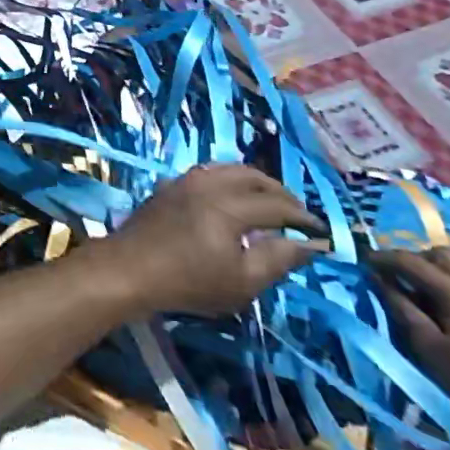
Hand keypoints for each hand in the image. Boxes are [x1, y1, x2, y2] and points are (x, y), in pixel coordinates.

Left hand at [85, 165, 325, 314]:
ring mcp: (184, 181)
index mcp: (229, 206)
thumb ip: (279, 259)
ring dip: (252, 180)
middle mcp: (207, 184)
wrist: (129, 268)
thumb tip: (312, 244)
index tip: (320, 231)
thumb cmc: (188, 281)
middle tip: (297, 212)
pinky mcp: (168, 186)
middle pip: (251, 176)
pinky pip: (206, 171)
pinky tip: (231, 196)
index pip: (277, 205)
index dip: (303, 217)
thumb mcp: (243, 281)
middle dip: (280, 192)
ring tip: (268, 200)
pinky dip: (227, 178)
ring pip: (226, 168)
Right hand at [373, 249, 449, 449]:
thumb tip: (375, 277)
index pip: (413, 261)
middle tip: (395, 276)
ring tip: (420, 293)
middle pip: (444, 256)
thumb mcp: (428, 347)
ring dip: (437, 273)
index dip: (383, 258)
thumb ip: (400, 307)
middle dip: (415, 259)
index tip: (363, 262)